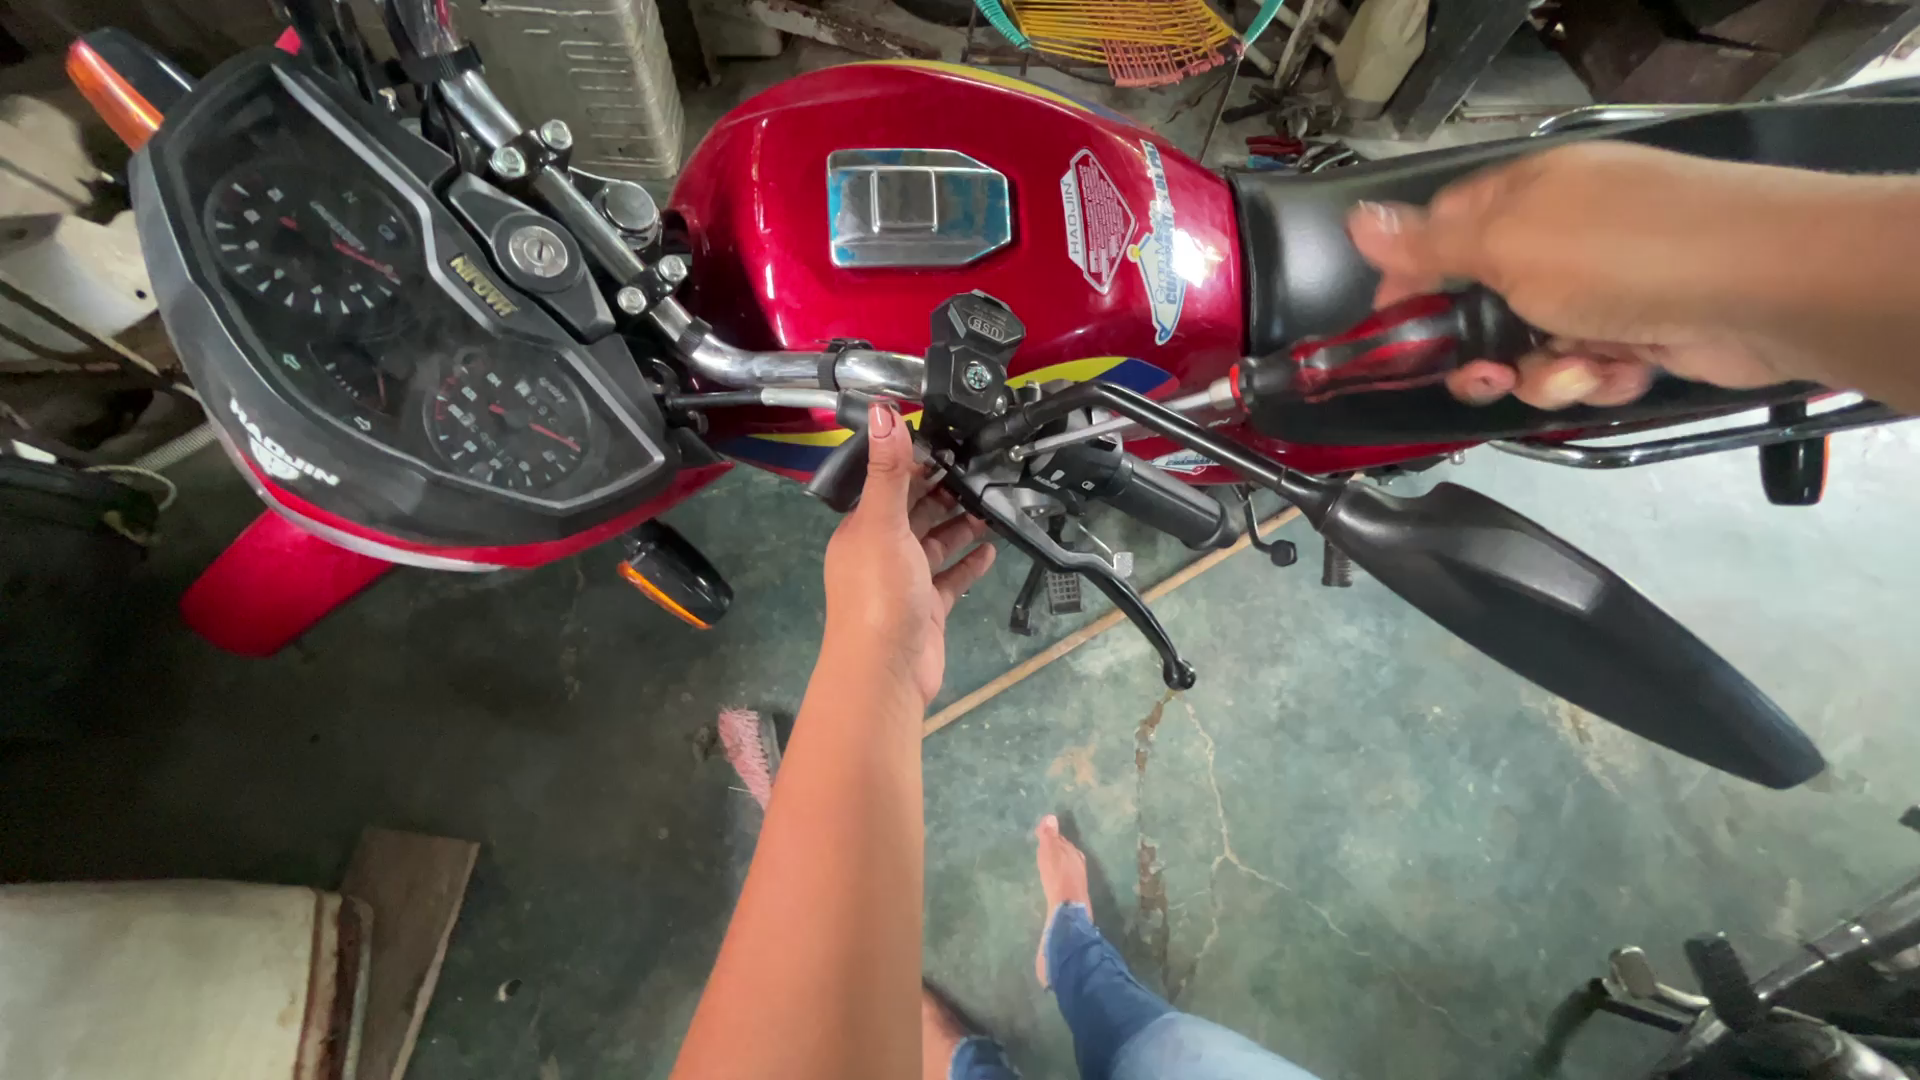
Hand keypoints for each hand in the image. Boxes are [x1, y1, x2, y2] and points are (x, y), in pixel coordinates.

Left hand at [821, 402, 996, 708]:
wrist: (885, 671)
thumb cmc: (880, 593)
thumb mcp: (882, 524)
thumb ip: (888, 469)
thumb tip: (883, 410)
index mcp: (862, 528)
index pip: (890, 484)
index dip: (917, 461)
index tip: (952, 441)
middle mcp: (881, 551)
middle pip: (916, 512)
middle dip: (945, 491)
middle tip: (983, 470)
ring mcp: (906, 581)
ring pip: (937, 543)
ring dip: (961, 525)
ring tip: (993, 505)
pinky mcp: (929, 607)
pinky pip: (951, 578)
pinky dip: (969, 563)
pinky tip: (990, 550)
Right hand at [1345, 142, 1825, 408]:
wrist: (1770, 290)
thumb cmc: (1628, 253)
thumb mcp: (1506, 243)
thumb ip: (1426, 244)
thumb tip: (1357, 223)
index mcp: (1523, 199)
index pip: (1438, 237)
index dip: (1409, 283)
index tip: (1391, 327)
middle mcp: (1556, 240)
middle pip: (1473, 308)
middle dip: (1472, 350)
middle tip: (1481, 370)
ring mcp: (1595, 288)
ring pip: (1520, 351)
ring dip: (1535, 372)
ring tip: (1572, 366)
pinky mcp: (1629, 332)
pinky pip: (1573, 369)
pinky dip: (1587, 377)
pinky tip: (1616, 365)